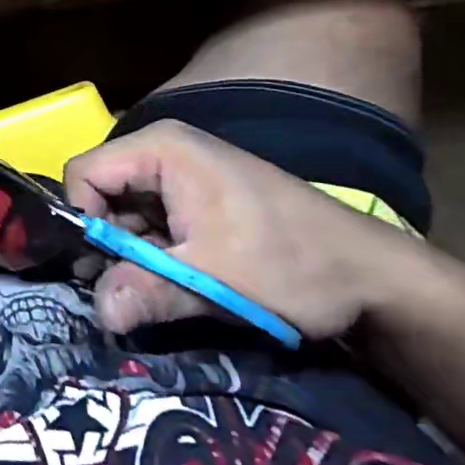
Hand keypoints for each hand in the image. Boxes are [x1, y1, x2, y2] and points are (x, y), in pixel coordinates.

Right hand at [62, 120, 423, 339]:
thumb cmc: (296, 265)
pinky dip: (152, 251)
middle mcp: (164, 148)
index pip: (83, 174)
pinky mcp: (194, 194)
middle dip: (108, 241)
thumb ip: (148, 292)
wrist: (381, 278)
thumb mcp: (216, 282)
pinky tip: (180, 275)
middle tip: (133, 282)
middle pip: (98, 192)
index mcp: (162, 148)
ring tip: (165, 283)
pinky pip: (146, 219)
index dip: (84, 220)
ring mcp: (180, 170)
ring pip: (120, 210)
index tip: (109, 263)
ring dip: (131, 252)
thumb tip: (99, 315)